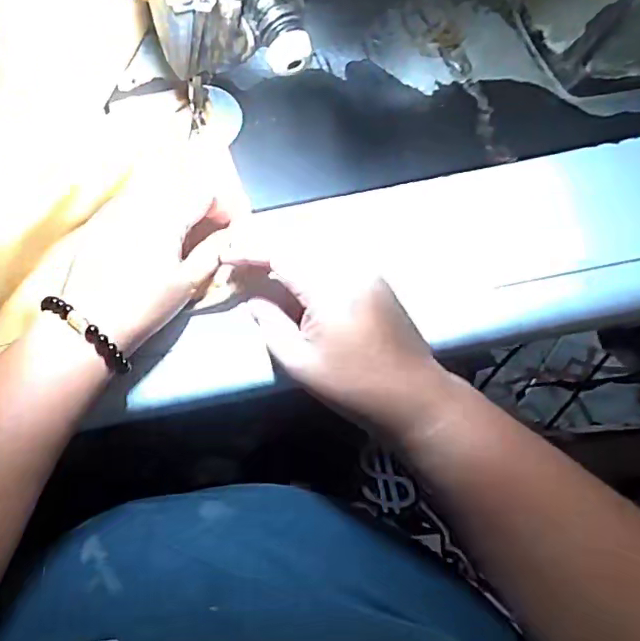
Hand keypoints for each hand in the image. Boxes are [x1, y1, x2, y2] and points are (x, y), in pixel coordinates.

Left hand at [57, 128, 245, 355]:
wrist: (88, 322)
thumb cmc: (142, 307)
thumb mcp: (186, 283)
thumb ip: (213, 251)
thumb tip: (229, 235)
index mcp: (166, 216)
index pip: (206, 193)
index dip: (226, 208)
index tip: (231, 228)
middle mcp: (140, 202)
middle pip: (181, 188)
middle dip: (202, 206)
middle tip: (211, 234)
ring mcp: (115, 209)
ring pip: (156, 194)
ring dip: (176, 209)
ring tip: (182, 239)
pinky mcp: (99, 221)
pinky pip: (133, 205)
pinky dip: (151, 215)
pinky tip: (151, 242)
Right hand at [224, 244, 455, 436]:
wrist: (414, 397)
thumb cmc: (353, 386)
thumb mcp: (300, 362)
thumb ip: (271, 324)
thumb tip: (254, 299)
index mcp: (330, 288)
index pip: (282, 254)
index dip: (249, 252)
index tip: (225, 257)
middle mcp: (351, 270)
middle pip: (300, 244)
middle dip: (266, 248)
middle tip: (239, 260)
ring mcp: (367, 274)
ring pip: (318, 249)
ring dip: (288, 255)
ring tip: (260, 268)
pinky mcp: (375, 283)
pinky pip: (334, 261)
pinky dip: (308, 263)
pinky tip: (294, 278)